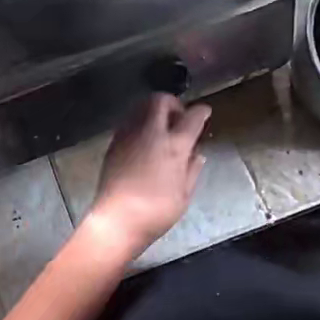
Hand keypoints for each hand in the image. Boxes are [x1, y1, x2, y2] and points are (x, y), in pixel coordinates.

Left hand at [84, 94, 211, 254]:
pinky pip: (129, 122)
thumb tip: (196, 154)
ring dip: (154, 110)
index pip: (192, 117)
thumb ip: (192, 170)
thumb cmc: (157, 211)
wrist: (117, 219)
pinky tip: (144, 141)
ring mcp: (128, 136)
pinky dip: (140, 122)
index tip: (205, 111)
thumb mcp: (184, 195)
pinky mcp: (113, 144)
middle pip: (160, 100)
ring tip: (161, 127)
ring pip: (141, 107)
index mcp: (174, 145)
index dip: (201, 111)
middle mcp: (150, 133)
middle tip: (179, 117)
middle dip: (173, 102)